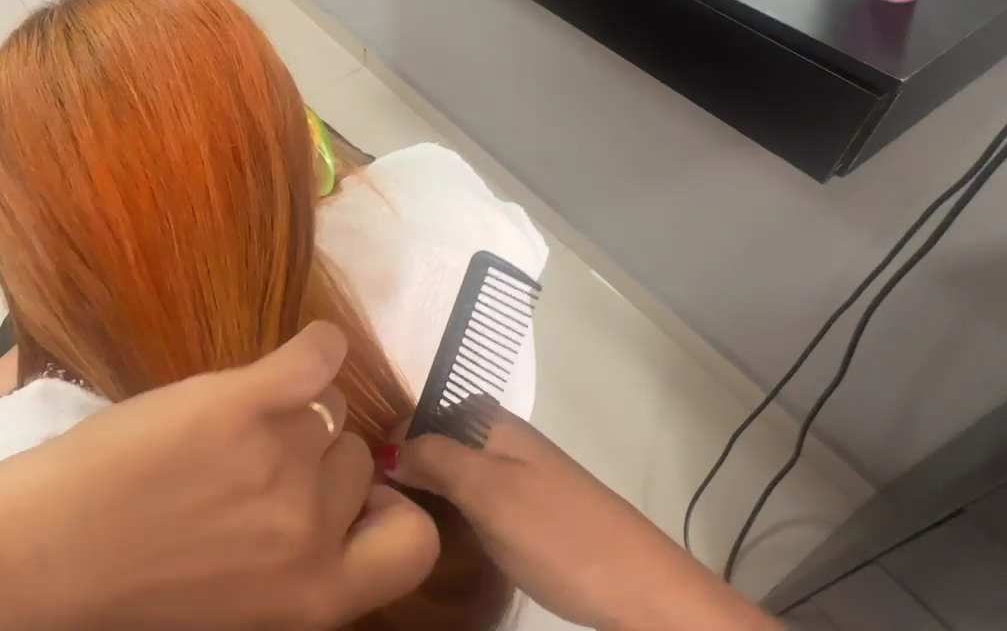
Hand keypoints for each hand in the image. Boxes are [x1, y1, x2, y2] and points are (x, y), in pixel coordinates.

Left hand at [0, 321, 438, 630]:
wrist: (37, 560)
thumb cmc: (129, 585)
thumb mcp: (242, 598)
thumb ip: (294, 558)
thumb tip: (328, 500)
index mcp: (317, 597)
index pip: (411, 544)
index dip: (385, 511)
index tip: (353, 495)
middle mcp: (310, 532)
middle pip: (355, 459)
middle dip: (315, 455)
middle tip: (254, 456)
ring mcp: (278, 461)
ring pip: (325, 409)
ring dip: (294, 409)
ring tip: (235, 419)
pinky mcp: (238, 404)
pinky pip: (315, 356)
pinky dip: (318, 345)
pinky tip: (307, 345)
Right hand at [387, 406, 776, 630]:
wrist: (644, 591)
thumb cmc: (558, 534)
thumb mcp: (487, 492)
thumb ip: (434, 459)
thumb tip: (385, 449)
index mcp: (492, 421)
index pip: (420, 414)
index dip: (389, 443)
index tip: (361, 484)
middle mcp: (503, 438)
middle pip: (436, 442)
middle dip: (406, 470)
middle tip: (378, 512)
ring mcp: (520, 475)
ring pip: (454, 473)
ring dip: (429, 495)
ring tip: (404, 527)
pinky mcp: (531, 511)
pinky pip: (474, 498)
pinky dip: (454, 513)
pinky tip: (445, 539)